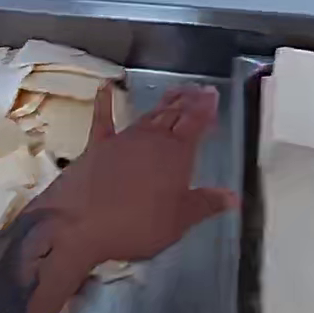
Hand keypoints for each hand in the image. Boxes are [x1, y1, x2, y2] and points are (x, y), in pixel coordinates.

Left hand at [38, 84, 237, 268]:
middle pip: (172, 115)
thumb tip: (232, 195)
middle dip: (187, 101)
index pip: (195, 124)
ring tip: (174, 91)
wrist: (80, 223)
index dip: (205, 108)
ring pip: (147, 116)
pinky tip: (105, 87)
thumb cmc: (137, 225)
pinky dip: (105, 102)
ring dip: (161, 103)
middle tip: (198, 89)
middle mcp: (150, 140)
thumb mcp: (178, 221)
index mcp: (175, 155)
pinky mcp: (97, 146)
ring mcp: (121, 140)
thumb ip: (204, 204)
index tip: (212, 94)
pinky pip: (103, 119)